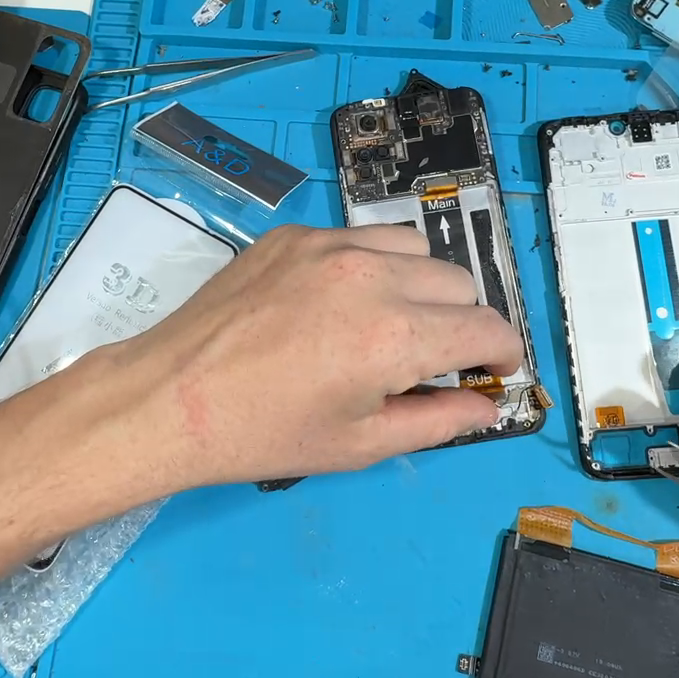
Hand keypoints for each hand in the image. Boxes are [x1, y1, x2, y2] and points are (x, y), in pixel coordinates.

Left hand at [92, 224, 519, 487]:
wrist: (174, 395)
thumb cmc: (266, 433)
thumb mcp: (361, 444)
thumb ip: (439, 421)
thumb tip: (485, 404)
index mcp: (394, 336)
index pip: (488, 327)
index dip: (504, 353)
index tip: (494, 368)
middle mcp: (372, 276)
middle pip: (459, 282)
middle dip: (460, 322)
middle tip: (429, 357)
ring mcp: (330, 245)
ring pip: (415, 248)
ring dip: (420, 285)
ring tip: (387, 321)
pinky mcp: (296, 233)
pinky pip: (360, 236)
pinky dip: (371, 265)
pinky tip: (336, 300)